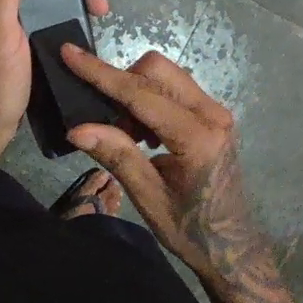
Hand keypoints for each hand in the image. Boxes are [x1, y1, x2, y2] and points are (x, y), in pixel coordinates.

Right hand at [59, 46, 253, 279]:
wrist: (233, 248)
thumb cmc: (191, 230)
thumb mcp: (148, 198)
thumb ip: (117, 156)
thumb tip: (77, 128)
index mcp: (197, 137)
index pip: (140, 94)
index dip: (101, 73)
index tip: (69, 54)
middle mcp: (213, 114)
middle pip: (156, 70)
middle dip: (122, 82)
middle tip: (107, 121)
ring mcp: (216, 113)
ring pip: (166, 76)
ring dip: (135, 93)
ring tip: (127, 134)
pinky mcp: (214, 116)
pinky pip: (174, 90)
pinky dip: (149, 101)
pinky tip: (143, 136)